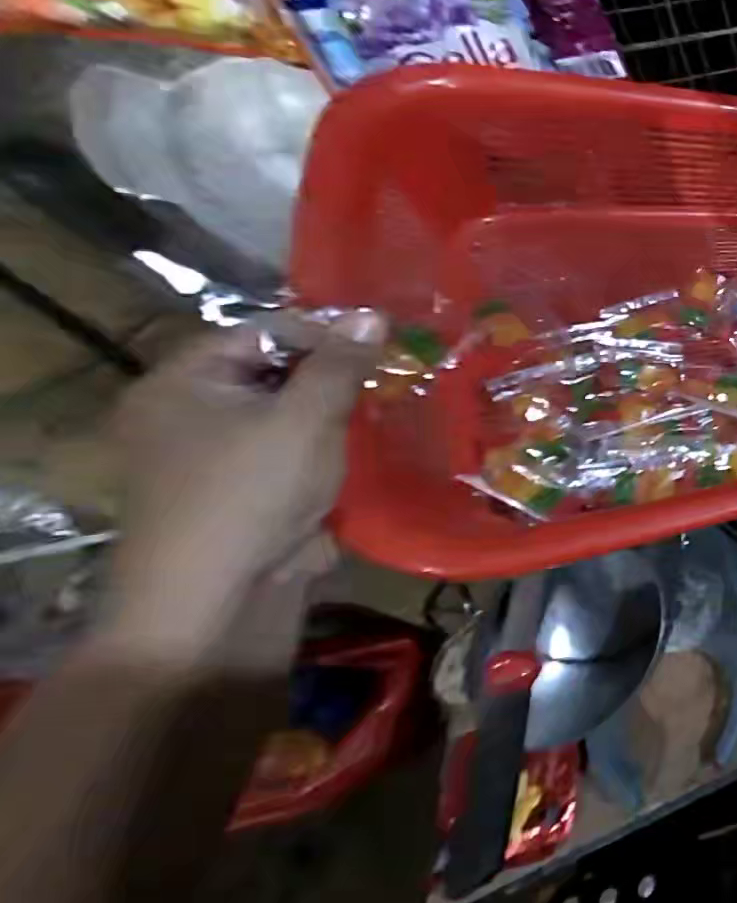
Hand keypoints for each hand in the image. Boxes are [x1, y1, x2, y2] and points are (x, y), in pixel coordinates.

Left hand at [103, 310, 385, 658]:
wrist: (219, 588)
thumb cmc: (254, 490)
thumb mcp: (306, 419)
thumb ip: (341, 365)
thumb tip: (373, 315)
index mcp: (181, 384)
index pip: (258, 332)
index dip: (321, 333)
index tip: (380, 345)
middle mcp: (185, 410)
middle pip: (271, 367)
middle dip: (332, 369)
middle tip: (388, 373)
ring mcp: (210, 449)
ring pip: (284, 406)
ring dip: (333, 404)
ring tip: (384, 402)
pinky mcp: (239, 481)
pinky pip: (286, 441)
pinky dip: (323, 436)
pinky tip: (361, 440)